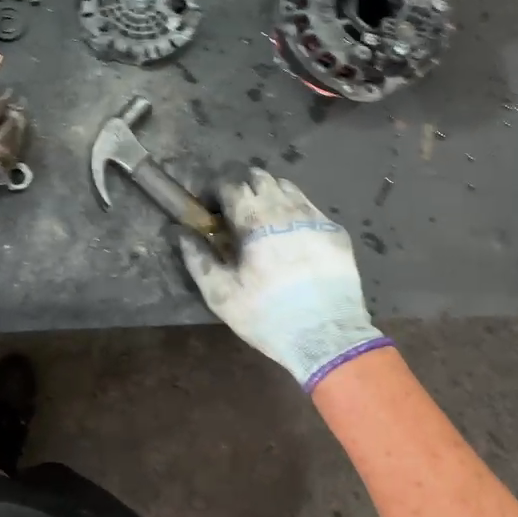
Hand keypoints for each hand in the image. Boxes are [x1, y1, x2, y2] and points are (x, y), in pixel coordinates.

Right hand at [181, 168, 390, 391]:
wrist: (328, 339)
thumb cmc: (268, 316)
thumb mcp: (221, 294)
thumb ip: (197, 258)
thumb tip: (181, 233)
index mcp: (254, 219)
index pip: (230, 183)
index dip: (215, 192)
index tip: (210, 212)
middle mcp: (285, 209)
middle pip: (259, 177)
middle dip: (242, 188)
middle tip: (235, 216)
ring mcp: (314, 218)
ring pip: (286, 187)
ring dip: (269, 196)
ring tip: (264, 223)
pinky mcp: (336, 232)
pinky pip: (310, 207)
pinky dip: (294, 212)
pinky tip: (291, 238)